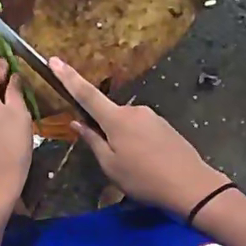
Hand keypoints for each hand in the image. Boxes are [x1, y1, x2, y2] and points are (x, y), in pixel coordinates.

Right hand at [48, 57, 228, 217]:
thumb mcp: (111, 166)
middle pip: (108, 114)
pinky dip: (136, 143)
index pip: (86, 94)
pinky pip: (140, 129)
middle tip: (110, 160)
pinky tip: (145, 164)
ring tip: (132, 168)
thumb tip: (78, 123)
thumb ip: (93, 141)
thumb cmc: (144, 179)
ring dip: (121, 140)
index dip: (68, 77)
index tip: (54, 60)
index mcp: (116, 119)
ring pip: (125, 124)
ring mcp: (151, 116)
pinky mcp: (164, 125)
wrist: (191, 185)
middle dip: (103, 131)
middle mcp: (134, 110)